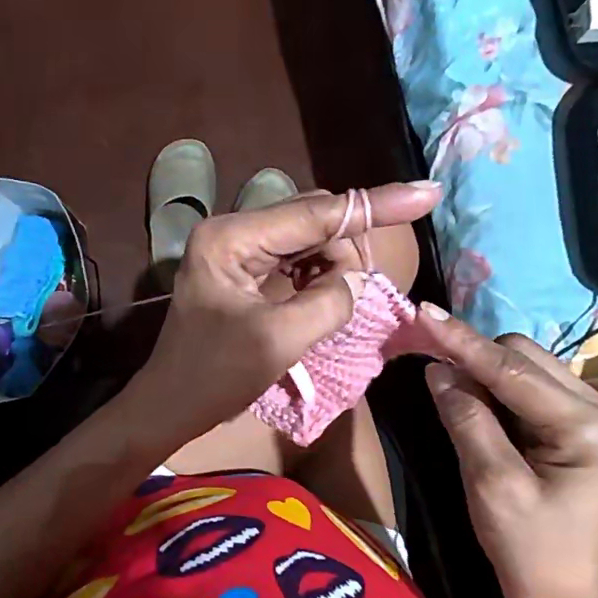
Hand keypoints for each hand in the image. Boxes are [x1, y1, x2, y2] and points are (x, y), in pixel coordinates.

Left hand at [134, 181, 442, 438]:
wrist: (169, 404)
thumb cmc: (214, 375)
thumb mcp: (278, 340)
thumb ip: (328, 300)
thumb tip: (356, 280)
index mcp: (231, 239)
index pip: (315, 212)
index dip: (373, 205)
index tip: (427, 193)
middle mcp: (230, 232)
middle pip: (311, 217)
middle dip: (347, 245)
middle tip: (362, 289)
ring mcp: (233, 249)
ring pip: (305, 237)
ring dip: (333, 262)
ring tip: (341, 298)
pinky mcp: (238, 270)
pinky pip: (291, 258)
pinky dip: (315, 274)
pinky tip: (325, 294)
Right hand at [412, 308, 597, 597]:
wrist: (554, 591)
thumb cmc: (525, 545)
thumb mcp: (490, 482)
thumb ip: (466, 419)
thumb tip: (438, 369)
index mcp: (590, 428)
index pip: (514, 370)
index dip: (463, 342)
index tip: (422, 312)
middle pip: (524, 356)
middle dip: (474, 358)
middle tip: (431, 373)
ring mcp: (593, 416)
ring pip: (526, 366)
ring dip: (483, 372)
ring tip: (452, 394)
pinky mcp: (576, 425)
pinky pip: (528, 386)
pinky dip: (495, 388)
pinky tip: (476, 405)